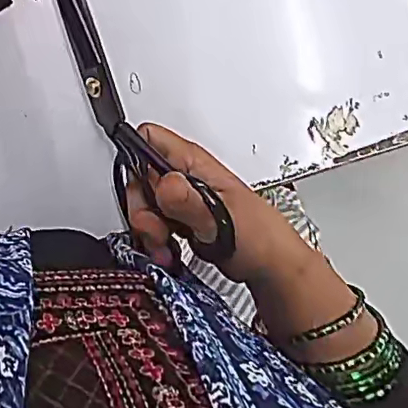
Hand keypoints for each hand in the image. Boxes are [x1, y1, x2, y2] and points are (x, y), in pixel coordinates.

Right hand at [123, 123, 321, 286]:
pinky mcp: (181, 219)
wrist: (272, 268)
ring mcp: (183, 198)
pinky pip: (153, 223)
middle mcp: (186, 176)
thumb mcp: (222, 219)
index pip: (149, 139)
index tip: (141, 192)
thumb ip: (190, 203)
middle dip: (141, 207)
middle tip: (157, 229)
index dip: (135, 160)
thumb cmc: (261, 238)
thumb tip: (165, 184)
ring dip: (148, 230)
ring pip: (144, 203)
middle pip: (138, 176)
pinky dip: (155, 240)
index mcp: (196, 163)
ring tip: (166, 247)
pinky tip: (170, 252)